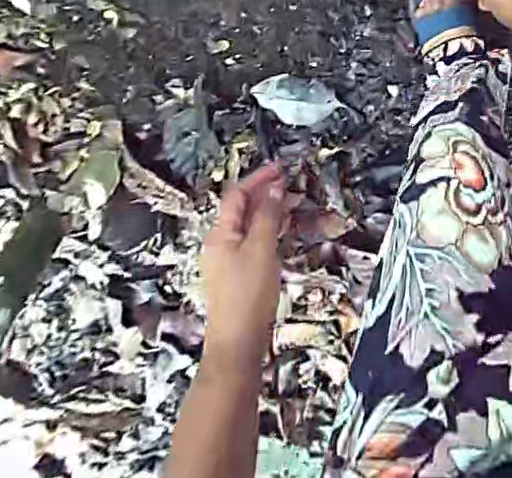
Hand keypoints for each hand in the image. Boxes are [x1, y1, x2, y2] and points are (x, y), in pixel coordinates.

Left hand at [200, 164, 288, 367]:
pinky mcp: (239, 273)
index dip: (258, 179)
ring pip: (249, 225)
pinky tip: (284, 229)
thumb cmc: (247, 295)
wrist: (238, 344)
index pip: (237, 196)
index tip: (279, 169)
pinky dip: (269, 229)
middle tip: (290, 184)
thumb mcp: (261, 248)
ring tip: (292, 202)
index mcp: (219, 235)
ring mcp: (228, 260)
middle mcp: (220, 244)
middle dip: (265, 193)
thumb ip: (267, 216)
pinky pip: (254, 240)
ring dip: (269, 210)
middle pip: (242, 209)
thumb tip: (273, 189)